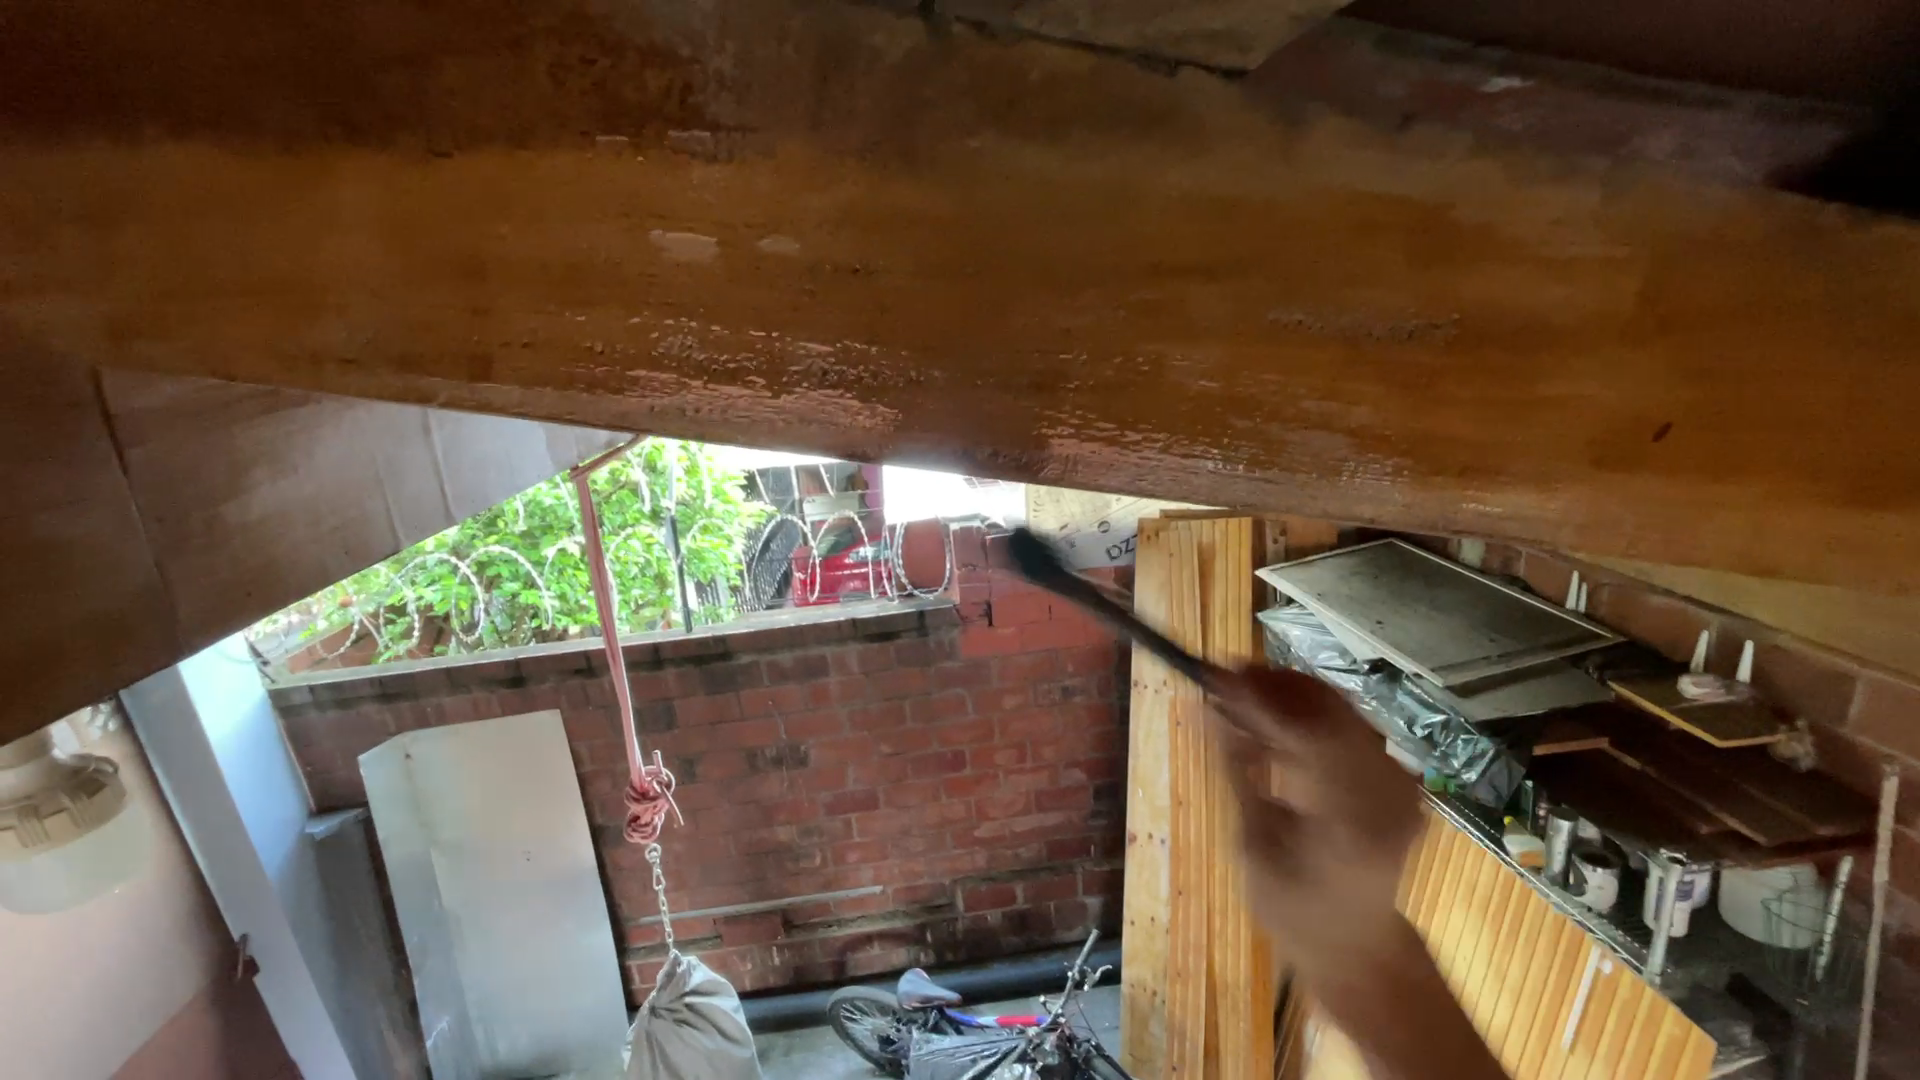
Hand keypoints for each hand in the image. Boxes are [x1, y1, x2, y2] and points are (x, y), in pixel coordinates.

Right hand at [1209, 665, 1422, 977]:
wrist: (1357, 944)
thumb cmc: (1293, 909)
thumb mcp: (1252, 843)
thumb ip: (1237, 769)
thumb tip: (1203, 708)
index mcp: (1349, 824)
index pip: (1306, 736)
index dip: (1260, 698)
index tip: (1215, 673)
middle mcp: (1386, 796)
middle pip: (1331, 711)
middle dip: (1274, 684)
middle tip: (1224, 673)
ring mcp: (1400, 785)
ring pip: (1342, 709)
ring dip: (1290, 692)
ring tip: (1242, 690)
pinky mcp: (1399, 777)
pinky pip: (1351, 724)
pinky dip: (1310, 710)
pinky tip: (1275, 715)